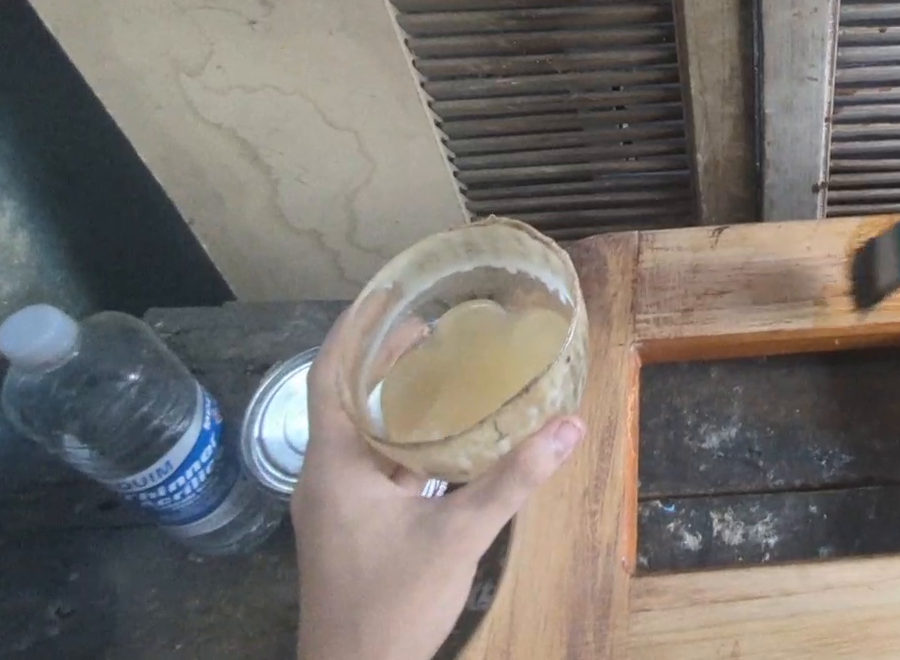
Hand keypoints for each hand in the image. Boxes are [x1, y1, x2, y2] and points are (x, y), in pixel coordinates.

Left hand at [293, 307, 584, 659]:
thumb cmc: (389, 606)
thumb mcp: (459, 536)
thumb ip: (514, 478)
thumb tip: (572, 425)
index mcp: (334, 464)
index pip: (329, 375)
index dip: (353, 329)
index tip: (387, 293)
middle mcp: (328, 474)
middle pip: (347, 394)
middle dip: (383, 354)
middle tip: (435, 321)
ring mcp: (339, 500)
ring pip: (363, 427)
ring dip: (395, 392)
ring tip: (444, 362)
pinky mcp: (355, 521)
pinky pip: (377, 457)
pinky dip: (406, 431)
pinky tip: (447, 430)